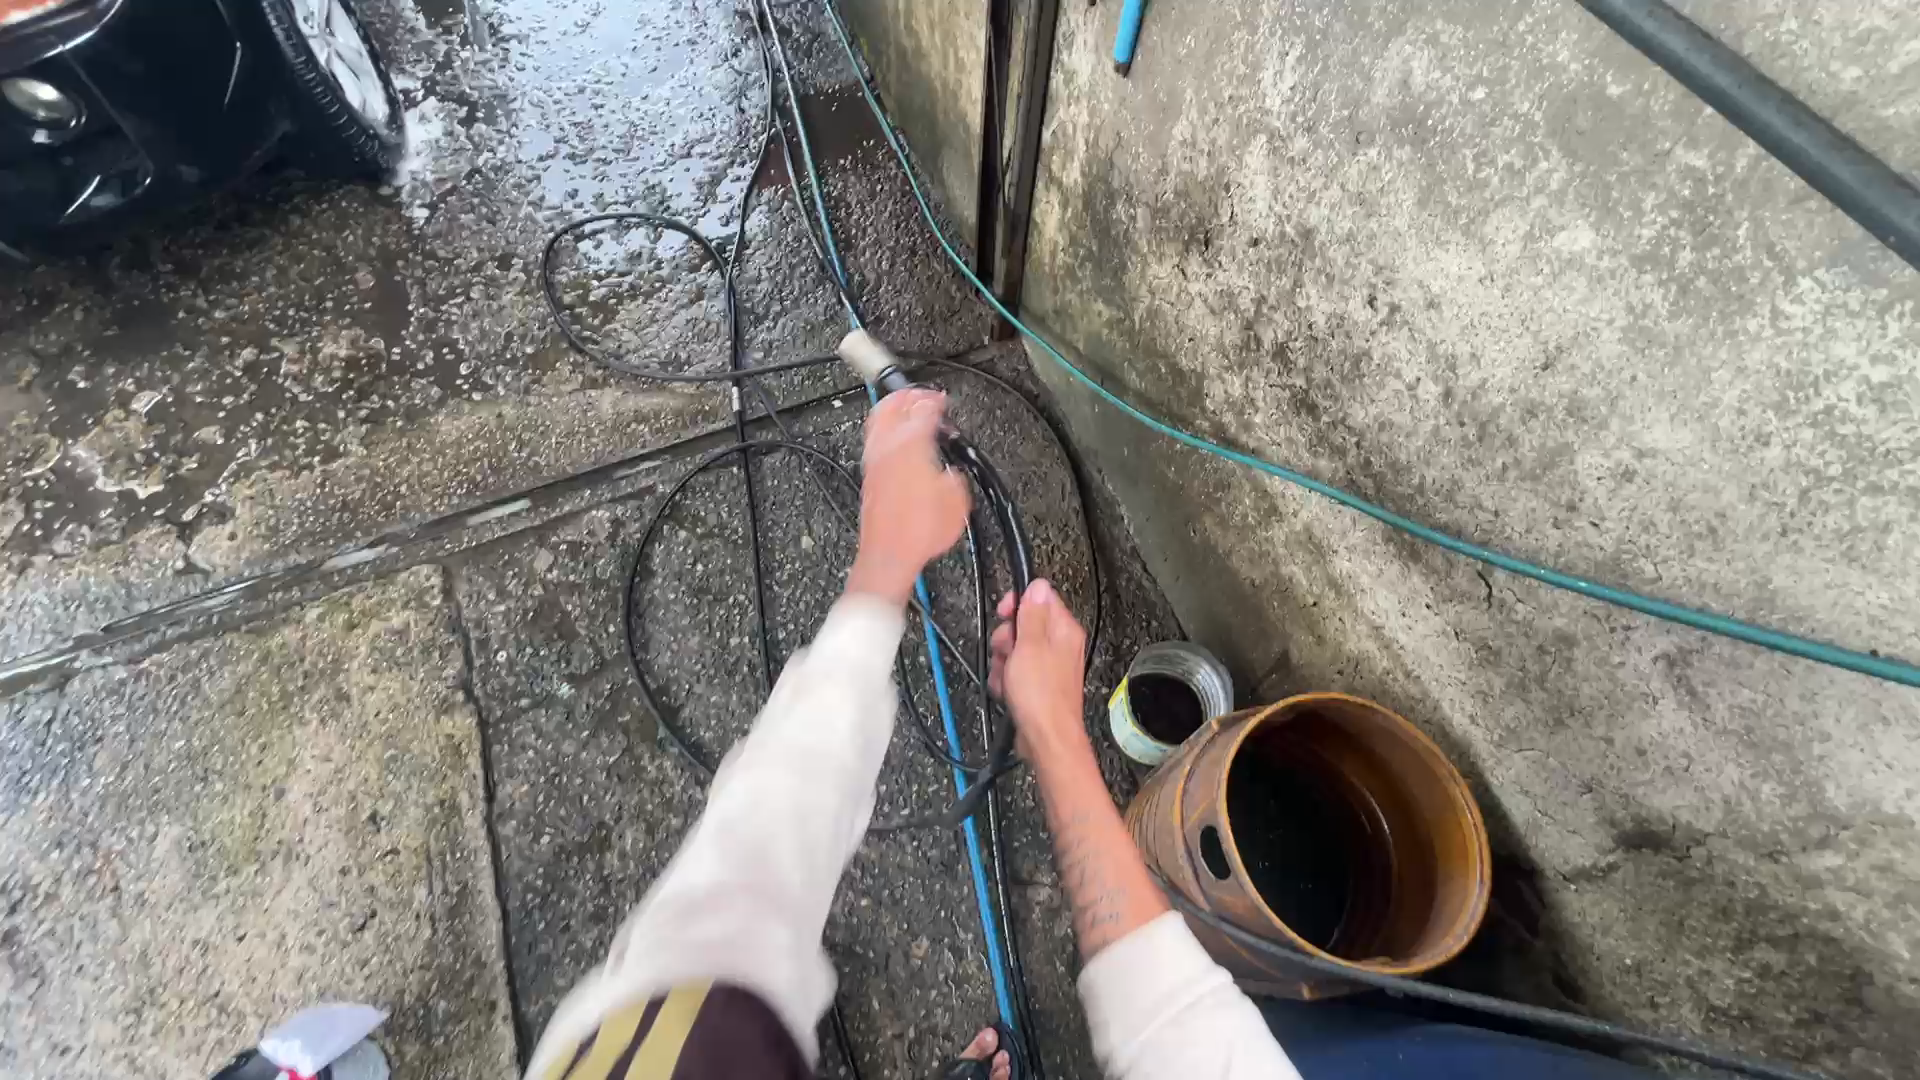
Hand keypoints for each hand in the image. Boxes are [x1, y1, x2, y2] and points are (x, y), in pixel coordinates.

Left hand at [846, 388, 970, 605]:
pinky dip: (885, 431)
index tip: (941, 400)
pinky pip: (874, 441)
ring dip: (892, 409)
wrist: (890, 554)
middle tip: (920, 395)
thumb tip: (952, 475)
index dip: (934, 400)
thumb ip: (956, 478)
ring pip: (878, 421)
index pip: (923, 409)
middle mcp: (889, 448)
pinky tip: (894, 439)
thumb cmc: (919, 531)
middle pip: (892, 406)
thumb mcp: (957, 502)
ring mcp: (875, 462)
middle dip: (907, 395)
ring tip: (903, 408)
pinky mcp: (869, 477)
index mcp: (912, 446)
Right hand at [989, 580, 1089, 768]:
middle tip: (1006, 652)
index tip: (1003, 614)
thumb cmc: (1040, 693)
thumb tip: (1038, 584)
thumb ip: (1032, 613)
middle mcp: (1060, 645)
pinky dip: (1007, 680)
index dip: (1018, 604)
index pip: (1040, 598)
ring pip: (1016, 650)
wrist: (1046, 738)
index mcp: (1063, 630)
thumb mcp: (1030, 645)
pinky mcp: (1039, 685)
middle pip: (1025, 625)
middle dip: (1007, 638)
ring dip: (1003, 662)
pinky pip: (1016, 672)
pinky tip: (1007, 691)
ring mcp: (1050, 666)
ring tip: (1006, 678)